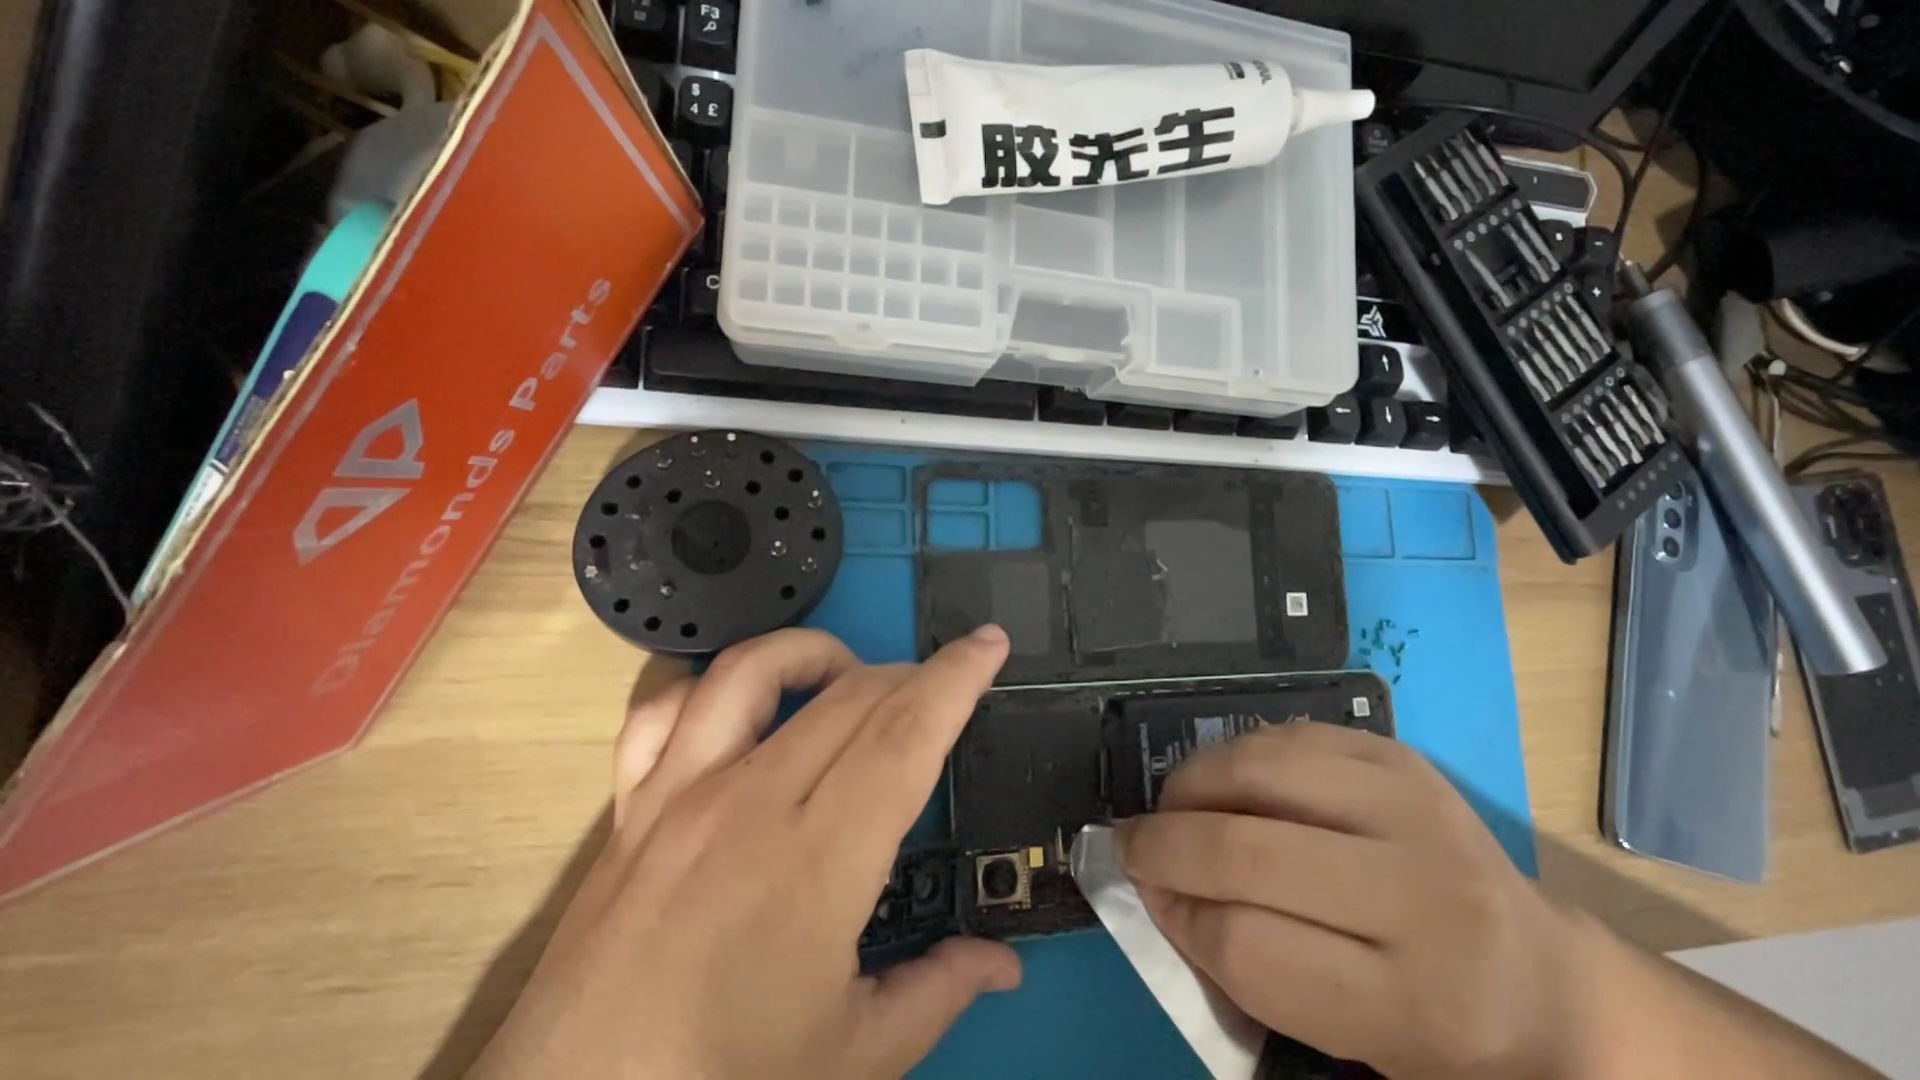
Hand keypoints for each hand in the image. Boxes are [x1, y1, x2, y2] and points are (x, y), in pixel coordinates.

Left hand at [470, 626, 1019, 1079]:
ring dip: (814, 654)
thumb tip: (1002, 964)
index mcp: (820, 859)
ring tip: (851, 676)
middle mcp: (750, 802)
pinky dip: (706, 687)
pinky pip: (661, 712)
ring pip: (752, 672)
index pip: (905, 735)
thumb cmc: (727, 1079)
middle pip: (849, 696)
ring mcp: (680, 795)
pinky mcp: (630, 807)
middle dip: (911, 674)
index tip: (988, 644)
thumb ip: (937, 992)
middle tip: (944, 687)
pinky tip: (738, 707)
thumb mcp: (854, 1054)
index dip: (957, 679)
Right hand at [1115, 721, 1586, 1079]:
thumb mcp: (1339, 1033)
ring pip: (1262, 773)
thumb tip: (1157, 887)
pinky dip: (1238, 756)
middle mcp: (1424, 897)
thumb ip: (1240, 967)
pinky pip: (1291, 735)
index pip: (1248, 946)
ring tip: (1175, 808)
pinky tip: (1226, 784)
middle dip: (1165, 846)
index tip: (1151, 903)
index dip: (1178, 918)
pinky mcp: (1406, 760)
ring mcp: (1418, 810)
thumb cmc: (1426, 1024)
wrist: (1537, 979)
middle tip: (1133, 847)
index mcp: (1414, 1001)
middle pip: (1248, 853)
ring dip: (1192, 785)